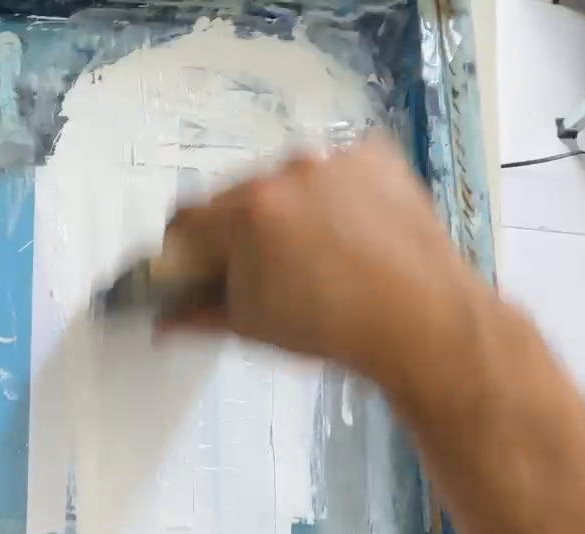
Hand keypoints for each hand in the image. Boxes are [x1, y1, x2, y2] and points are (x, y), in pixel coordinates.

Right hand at [159, 137, 492, 396]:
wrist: (420, 319)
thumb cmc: (337, 327)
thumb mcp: (250, 326)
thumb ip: (196, 316)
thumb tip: (164, 323)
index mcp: (248, 213)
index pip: (184, 222)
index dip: (181, 251)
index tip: (190, 268)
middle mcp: (287, 172)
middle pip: (232, 198)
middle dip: (233, 233)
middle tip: (253, 271)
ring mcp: (333, 159)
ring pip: (281, 183)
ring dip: (279, 213)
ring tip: (305, 258)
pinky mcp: (372, 156)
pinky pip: (328, 172)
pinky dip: (325, 198)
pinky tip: (339, 237)